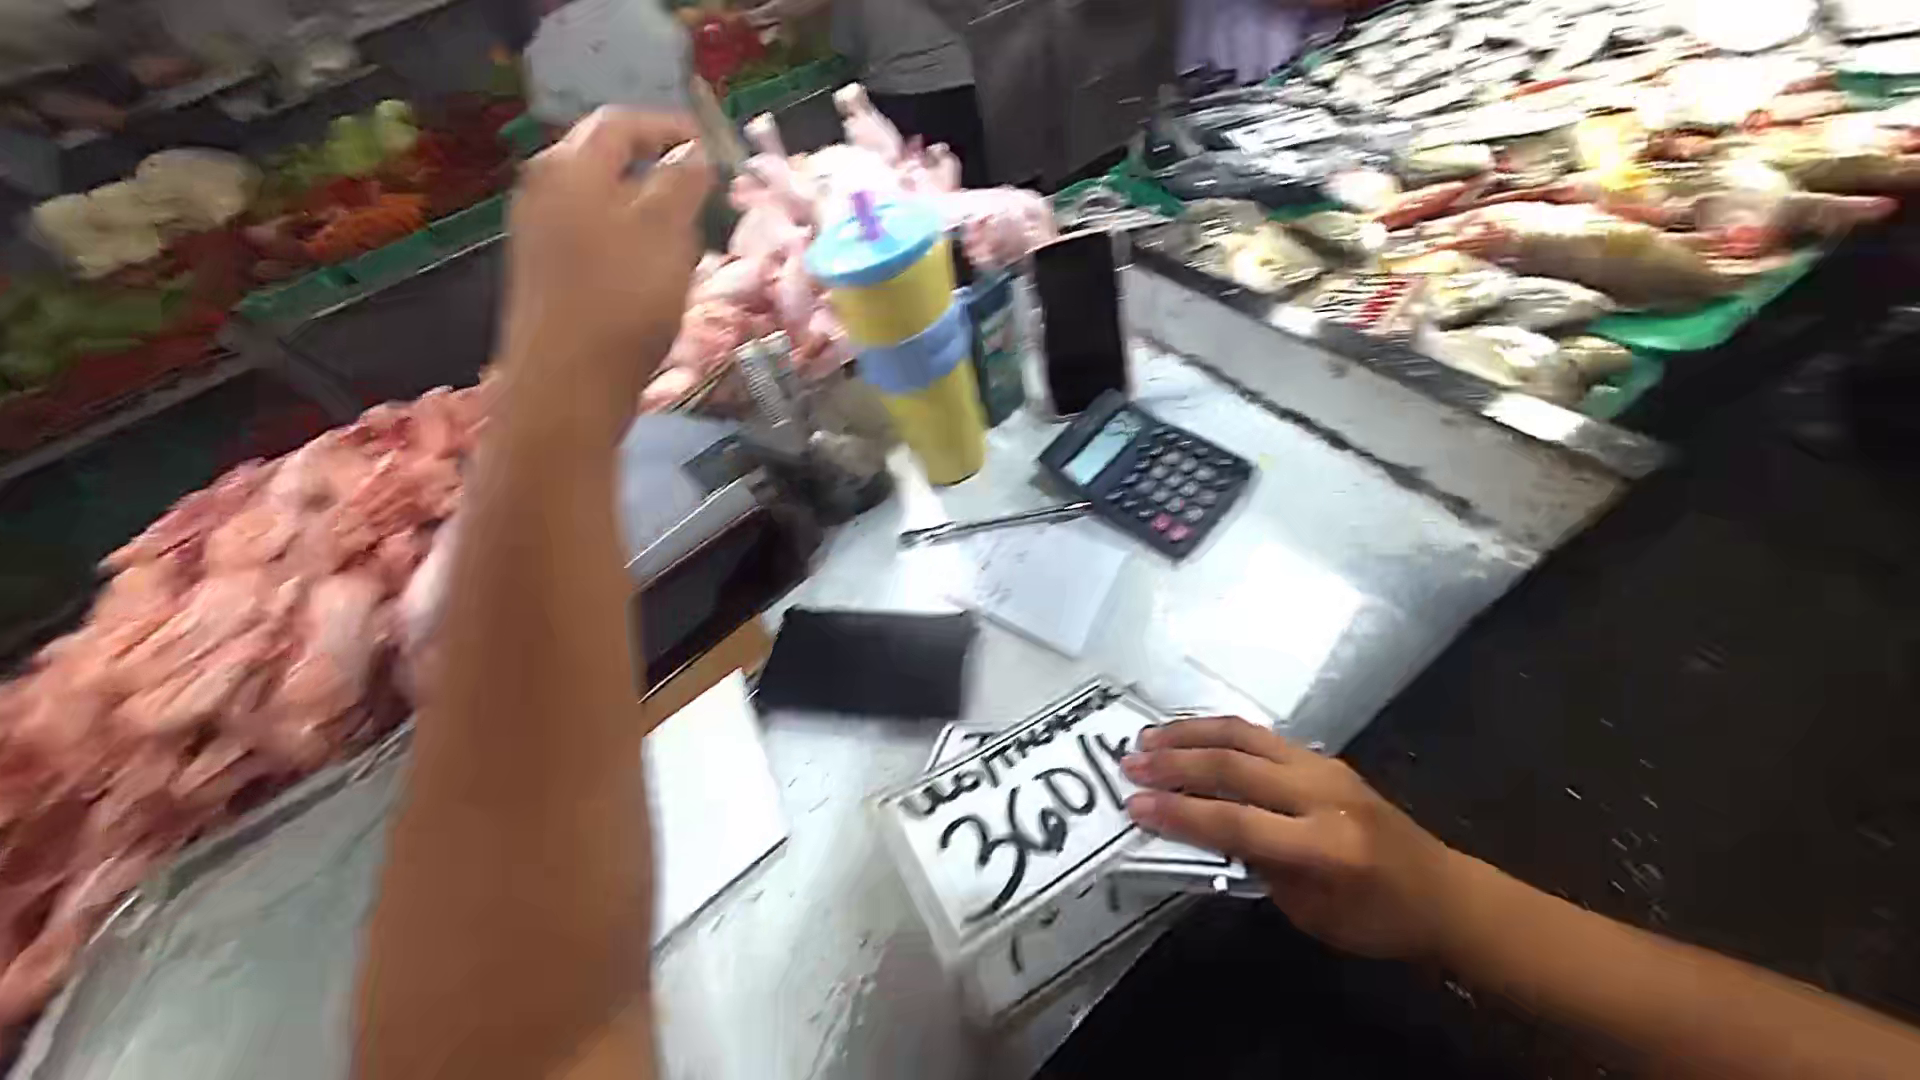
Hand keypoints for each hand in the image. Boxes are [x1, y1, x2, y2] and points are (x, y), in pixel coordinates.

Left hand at [499, 108, 713, 428]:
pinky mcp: (546, 274)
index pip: (622, 124)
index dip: (670, 129)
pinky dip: (629, 244)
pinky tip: (651, 277)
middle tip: (702, 196)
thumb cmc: (624, 303)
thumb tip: (694, 153)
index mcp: (570, 169)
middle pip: (608, 163)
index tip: (709, 146)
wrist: (569, 385)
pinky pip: (595, 239)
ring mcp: (539, 234)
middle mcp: (544, 190)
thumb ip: (682, 184)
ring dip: (647, 213)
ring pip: (604, 205)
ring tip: (685, 239)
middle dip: (659, 173)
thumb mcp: (666, 235)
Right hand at [1122, 717, 1466, 961]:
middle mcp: (1321, 795)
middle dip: (1174, 763)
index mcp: (1324, 848)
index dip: (1179, 813)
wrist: (1445, 892)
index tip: (1134, 805)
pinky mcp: (1320, 755)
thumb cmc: (1375, 919)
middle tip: (1130, 762)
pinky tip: (1189, 734)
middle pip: (1233, 767)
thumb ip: (1253, 865)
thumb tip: (1198, 828)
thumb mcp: (1307, 911)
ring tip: (1149, 737)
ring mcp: (1322, 767)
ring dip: (1189, 734)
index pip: (1235, 822)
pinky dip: (1215, 730)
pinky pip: (1258, 734)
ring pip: (1242, 735)